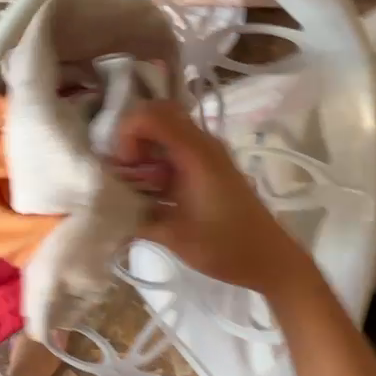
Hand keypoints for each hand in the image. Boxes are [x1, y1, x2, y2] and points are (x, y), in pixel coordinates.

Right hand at [115, 101, 317, 296]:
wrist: (270, 260)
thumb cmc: (225, 247)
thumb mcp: (174, 236)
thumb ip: (136, 218)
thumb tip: (104, 210)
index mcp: (195, 153)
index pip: (150, 116)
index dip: (126, 134)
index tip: (123, 166)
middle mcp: (202, 144)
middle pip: (157, 116)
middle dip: (132, 138)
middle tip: (125, 170)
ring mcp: (208, 154)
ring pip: (166, 132)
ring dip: (145, 151)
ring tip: (135, 184)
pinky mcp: (210, 168)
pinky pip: (176, 149)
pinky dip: (157, 162)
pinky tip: (152, 193)